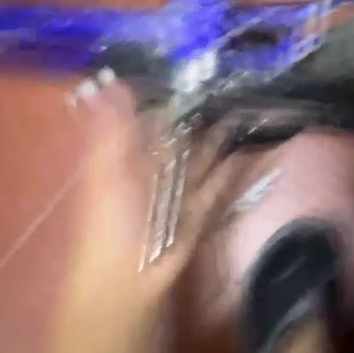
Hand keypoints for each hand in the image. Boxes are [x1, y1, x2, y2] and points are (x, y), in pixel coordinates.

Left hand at [62, 78, 242, 317]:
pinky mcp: (198, 215)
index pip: (143, 123)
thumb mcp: (107, 169)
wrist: (128, 282)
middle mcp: (149, 176)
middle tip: (231, 82)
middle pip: (176, 140)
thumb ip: (109, 127)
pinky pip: (217, 186)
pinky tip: (250, 148)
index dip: (164, 98)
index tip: (191, 70)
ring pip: (198, 160)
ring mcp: (175, 196)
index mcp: (122, 162)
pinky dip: (232, 169)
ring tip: (247, 107)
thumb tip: (103, 79)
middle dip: (199, 116)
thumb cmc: (111, 223)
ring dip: (218, 138)